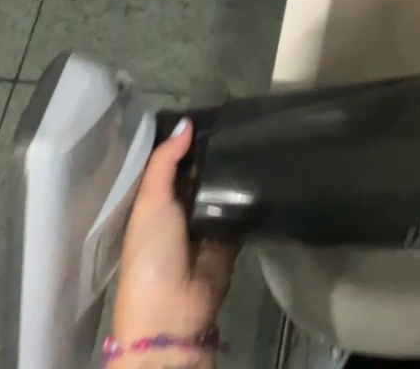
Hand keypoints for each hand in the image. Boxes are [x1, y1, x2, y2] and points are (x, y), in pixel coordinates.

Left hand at [111, 120, 237, 358]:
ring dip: (237, 171)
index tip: (213, 110)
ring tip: (260, 136)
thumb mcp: (150, 204)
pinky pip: (243, 209)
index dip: (188, 140)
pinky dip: (252, 195)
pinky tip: (268, 168)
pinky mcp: (232, 236)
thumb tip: (188, 122)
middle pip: (202, 173)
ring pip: (224, 188)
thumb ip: (165, 162)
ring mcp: (208, 223)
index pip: (174, 163)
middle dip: (217, 152)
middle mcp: (182, 210)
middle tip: (244, 118)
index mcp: (155, 202)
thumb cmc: (151, 253)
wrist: (174, 309)